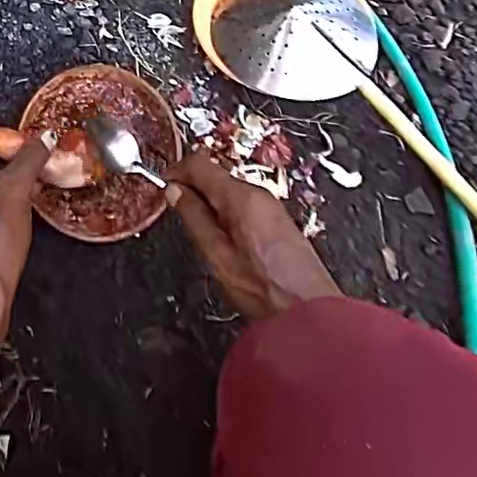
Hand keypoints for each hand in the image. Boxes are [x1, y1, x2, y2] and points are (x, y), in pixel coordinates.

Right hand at [168, 153, 342, 320]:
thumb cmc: (264, 289)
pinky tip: (227, 241)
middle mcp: (258, 193)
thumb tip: (175, 191)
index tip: (165, 185)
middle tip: (181, 214)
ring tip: (204, 234)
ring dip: (211, 202)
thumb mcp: (217, 254)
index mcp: (240, 197)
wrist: (311, 313)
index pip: (199, 164)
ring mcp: (271, 205)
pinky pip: (245, 203)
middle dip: (194, 189)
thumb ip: (193, 217)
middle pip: (216, 176)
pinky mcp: (279, 219)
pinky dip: (228, 212)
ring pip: (230, 190)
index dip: (177, 171)